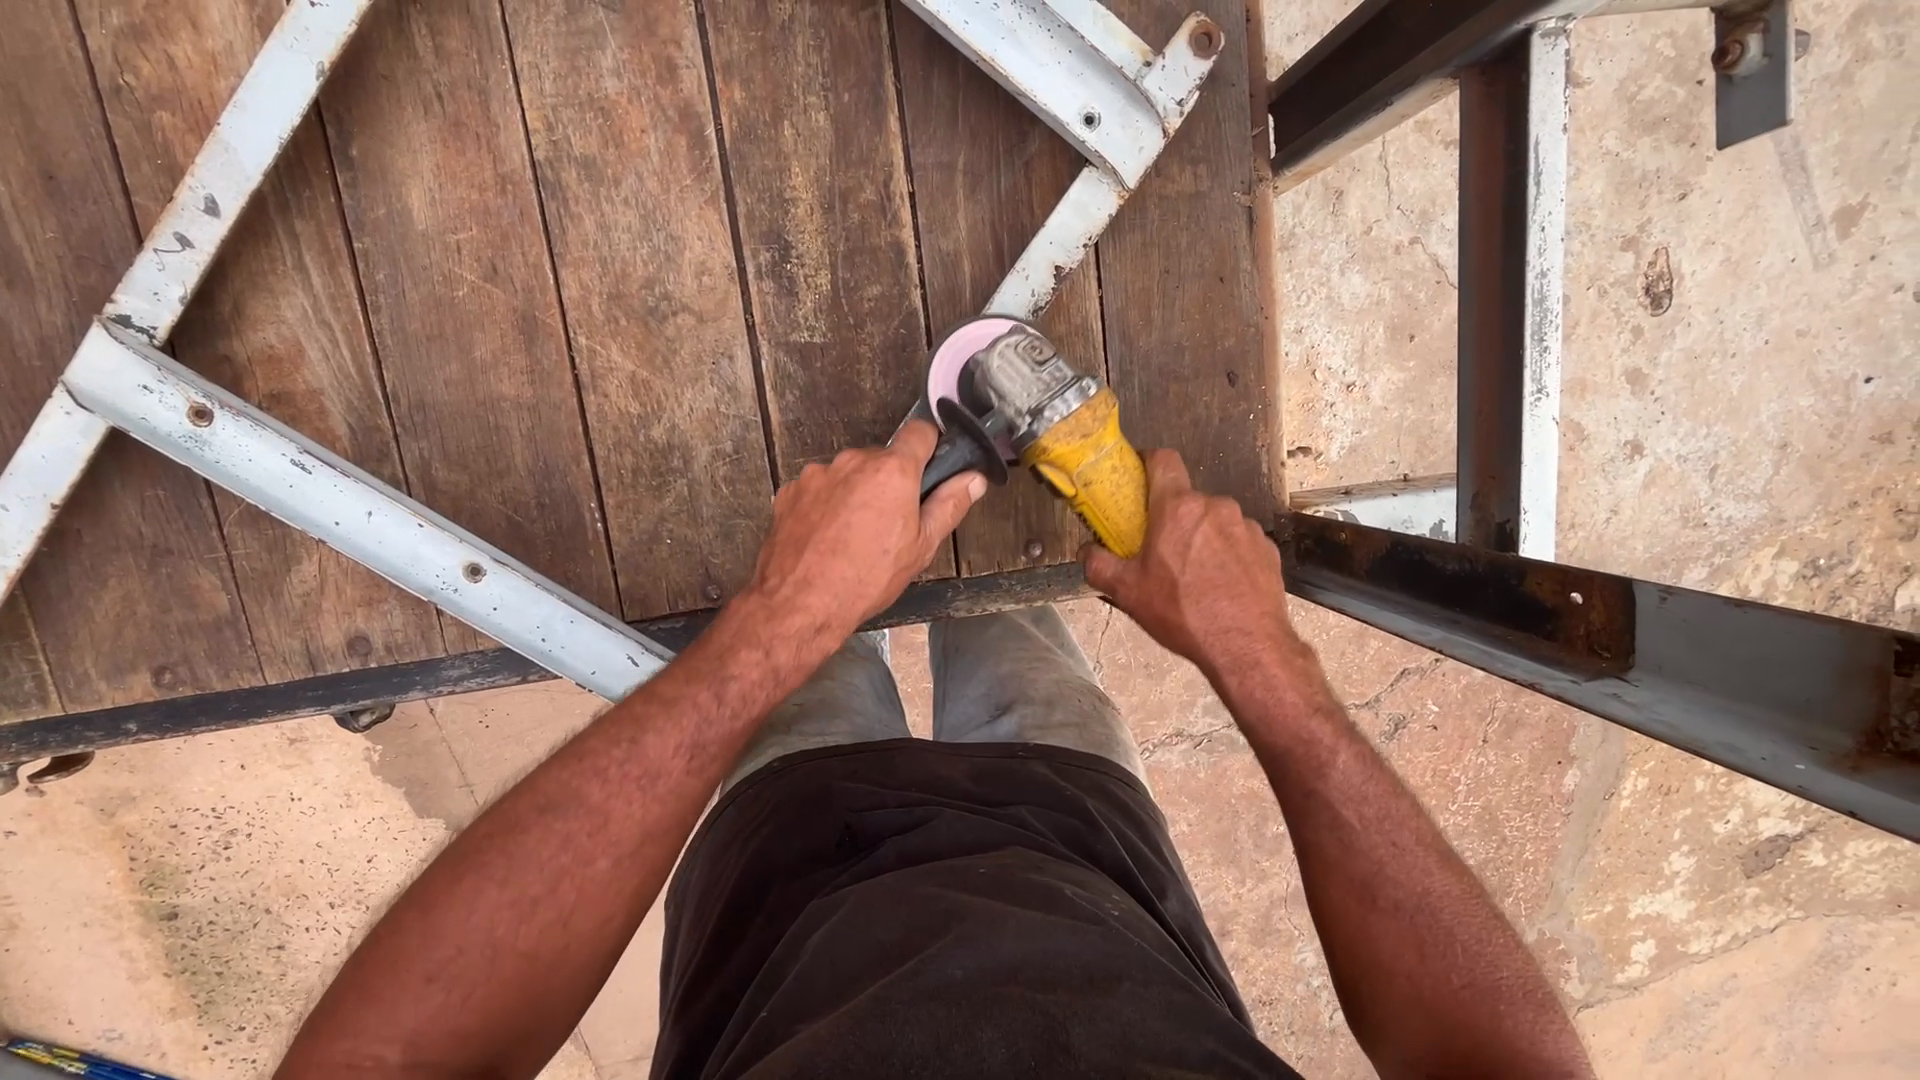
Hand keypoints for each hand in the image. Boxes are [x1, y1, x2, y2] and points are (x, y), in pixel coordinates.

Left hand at [742, 419, 984, 639]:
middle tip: (892, 522)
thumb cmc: (865, 579)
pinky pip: (819, 489)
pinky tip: (827, 538)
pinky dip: (826, 506)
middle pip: (881, 459)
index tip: (930, 468)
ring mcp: (818, 474)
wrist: (801, 603)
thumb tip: (973, 479)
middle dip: (889, 482)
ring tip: (854, 536)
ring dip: (855, 494)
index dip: (929, 447)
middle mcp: (853, 462)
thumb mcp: (921, 547)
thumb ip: (950, 505)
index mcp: (892, 471)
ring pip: (848, 475)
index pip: (920, 432)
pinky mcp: (792, 491)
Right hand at [1081, 449, 1295, 677]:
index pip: (1163, 460)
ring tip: (1192, 576)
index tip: (1139, 476)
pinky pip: (1238, 542)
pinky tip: (1219, 586)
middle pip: (1186, 499)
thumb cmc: (1186, 615)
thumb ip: (1098, 565)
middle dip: (1171, 518)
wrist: (1247, 647)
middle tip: (1159, 550)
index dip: (1148, 462)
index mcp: (1177, 508)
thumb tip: (1086, 553)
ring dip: (1200, 538)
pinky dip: (1226, 556)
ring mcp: (1245, 527)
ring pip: (1213, 521)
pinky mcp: (1266, 549)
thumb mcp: (1127, 592)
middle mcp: (1215, 508)